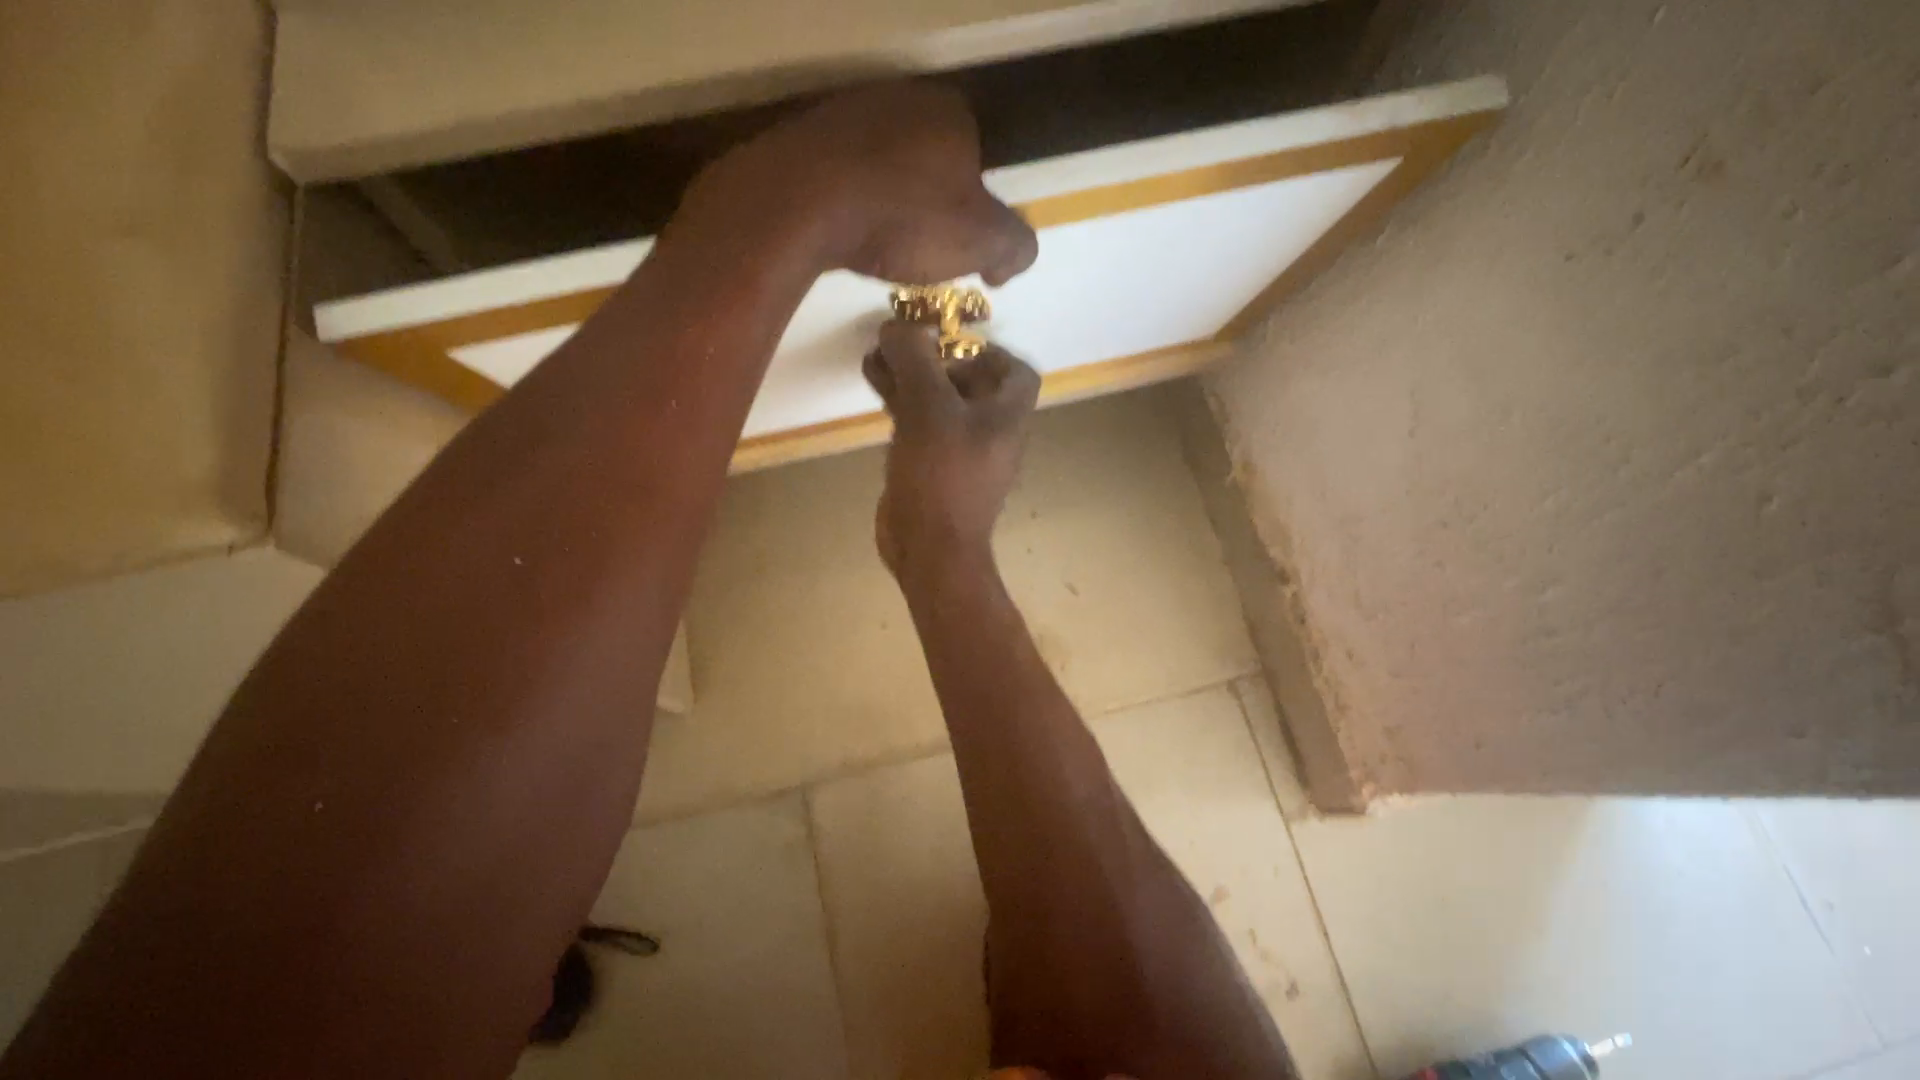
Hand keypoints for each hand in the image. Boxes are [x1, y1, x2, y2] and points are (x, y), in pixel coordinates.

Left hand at [685, 82, 1038, 285]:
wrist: (801, 204)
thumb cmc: (905, 217)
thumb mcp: (983, 241)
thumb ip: (1015, 246)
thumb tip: (1011, 261)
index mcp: (949, 110)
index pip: (977, 160)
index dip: (973, 210)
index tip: (961, 249)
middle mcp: (897, 99)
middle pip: (926, 164)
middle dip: (927, 208)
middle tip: (919, 254)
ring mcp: (842, 115)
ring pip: (880, 172)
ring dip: (883, 209)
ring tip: (876, 251)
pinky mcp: (799, 142)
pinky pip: (837, 181)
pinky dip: (844, 209)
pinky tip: (840, 238)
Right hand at [864, 321, 1040, 578]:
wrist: (929, 547)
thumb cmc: (941, 475)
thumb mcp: (928, 408)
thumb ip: (914, 360)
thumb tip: (897, 327)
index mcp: (1007, 416)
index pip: (1018, 371)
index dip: (989, 349)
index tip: (951, 338)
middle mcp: (990, 431)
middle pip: (969, 381)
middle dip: (934, 357)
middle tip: (901, 340)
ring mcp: (959, 451)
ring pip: (937, 400)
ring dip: (910, 376)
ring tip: (876, 354)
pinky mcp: (931, 467)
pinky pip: (918, 424)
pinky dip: (899, 401)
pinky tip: (872, 382)